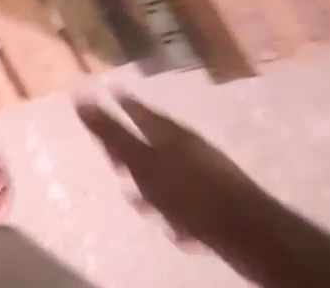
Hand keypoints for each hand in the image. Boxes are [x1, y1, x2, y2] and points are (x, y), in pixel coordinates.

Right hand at [76, 94, 267, 251]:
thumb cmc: (189, 192)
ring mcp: (204, 175)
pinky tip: (176, 228)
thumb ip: (111, 132)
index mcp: (168, 132)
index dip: (119, 102)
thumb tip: (80, 96)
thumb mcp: (142, 162)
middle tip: (117, 165)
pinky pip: (185, 203)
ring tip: (146, 207)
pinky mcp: (216, 204)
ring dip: (152, 191)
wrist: (250, 235)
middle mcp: (186, 148)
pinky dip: (176, 212)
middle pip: (149, 144)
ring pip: (166, 176)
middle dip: (131, 157)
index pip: (136, 108)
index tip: (105, 93)